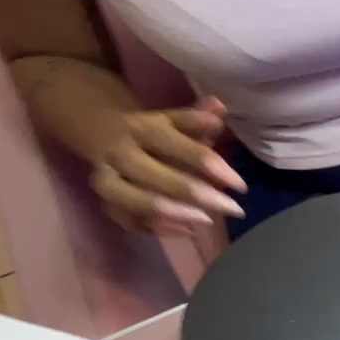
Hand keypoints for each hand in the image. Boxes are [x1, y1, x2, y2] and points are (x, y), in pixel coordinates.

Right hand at [88, 97, 247, 234]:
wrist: (98, 131)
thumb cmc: (154, 133)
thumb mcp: (173, 121)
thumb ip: (196, 118)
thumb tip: (219, 108)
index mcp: (138, 128)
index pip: (170, 142)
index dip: (206, 163)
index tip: (240, 185)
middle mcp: (118, 152)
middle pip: (149, 174)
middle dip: (193, 193)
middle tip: (232, 209)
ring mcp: (107, 177)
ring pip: (127, 196)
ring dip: (167, 211)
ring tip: (205, 221)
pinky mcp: (106, 200)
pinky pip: (124, 218)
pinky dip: (153, 227)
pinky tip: (186, 232)